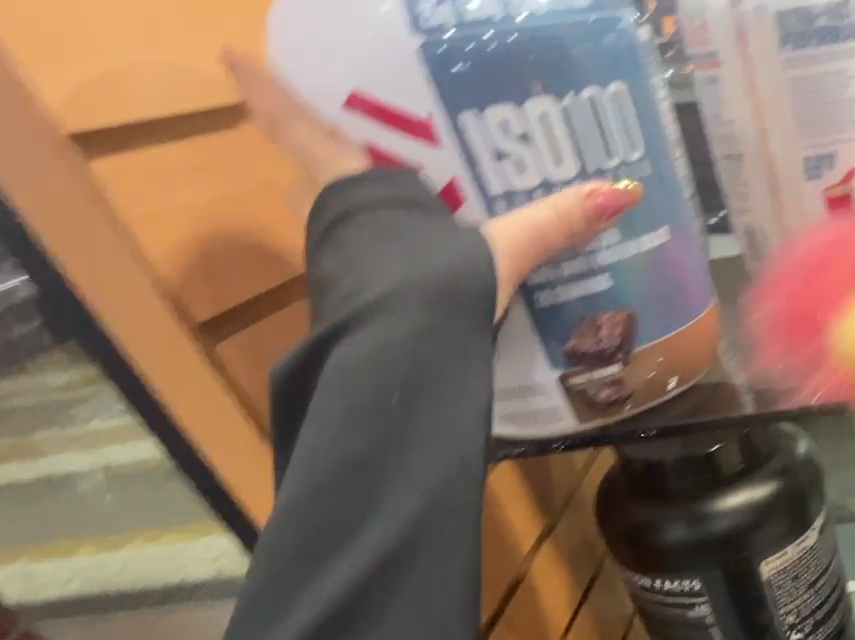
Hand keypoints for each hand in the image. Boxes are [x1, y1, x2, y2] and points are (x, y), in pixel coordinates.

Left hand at [222, 49, 640, 318]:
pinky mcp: (357, 308)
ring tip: (402, 208)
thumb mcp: (498, 253)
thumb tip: (623, 192)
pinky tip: (419, 269)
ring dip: (359, 216)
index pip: (295, 125)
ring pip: (339, 227)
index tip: (232, 55)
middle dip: (327, 161)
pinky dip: (385, 261)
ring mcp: (339, 269)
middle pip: (312, 176)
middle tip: (363, 146)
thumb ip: (553, 224)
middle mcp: (331, 223)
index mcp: (350, 188)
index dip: (267, 92)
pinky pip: (366, 267)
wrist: (399, 369)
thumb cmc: (427, 290)